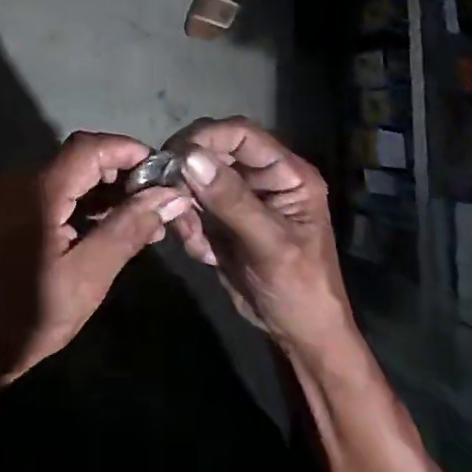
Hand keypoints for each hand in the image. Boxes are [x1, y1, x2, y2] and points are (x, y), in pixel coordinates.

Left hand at [0, 132, 193, 392]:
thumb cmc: (34, 312)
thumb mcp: (89, 275)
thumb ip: (128, 228)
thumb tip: (170, 196)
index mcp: (37, 190)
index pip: (89, 148)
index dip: (129, 151)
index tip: (164, 172)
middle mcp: (21, 178)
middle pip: (81, 156)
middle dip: (124, 172)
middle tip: (161, 198)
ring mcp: (15, 190)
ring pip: (72, 172)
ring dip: (108, 188)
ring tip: (148, 215)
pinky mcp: (15, 204)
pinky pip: (59, 189)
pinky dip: (88, 199)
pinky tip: (117, 222)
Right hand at [163, 117, 355, 353]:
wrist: (300, 337)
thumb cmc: (301, 289)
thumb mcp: (270, 245)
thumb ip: (232, 200)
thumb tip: (190, 157)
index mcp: (286, 173)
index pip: (241, 134)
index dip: (207, 137)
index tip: (175, 156)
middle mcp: (261, 177)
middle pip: (211, 152)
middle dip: (188, 175)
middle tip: (169, 197)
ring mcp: (238, 197)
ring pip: (194, 180)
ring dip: (186, 207)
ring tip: (196, 239)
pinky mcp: (220, 218)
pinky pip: (190, 207)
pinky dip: (188, 228)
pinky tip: (206, 255)